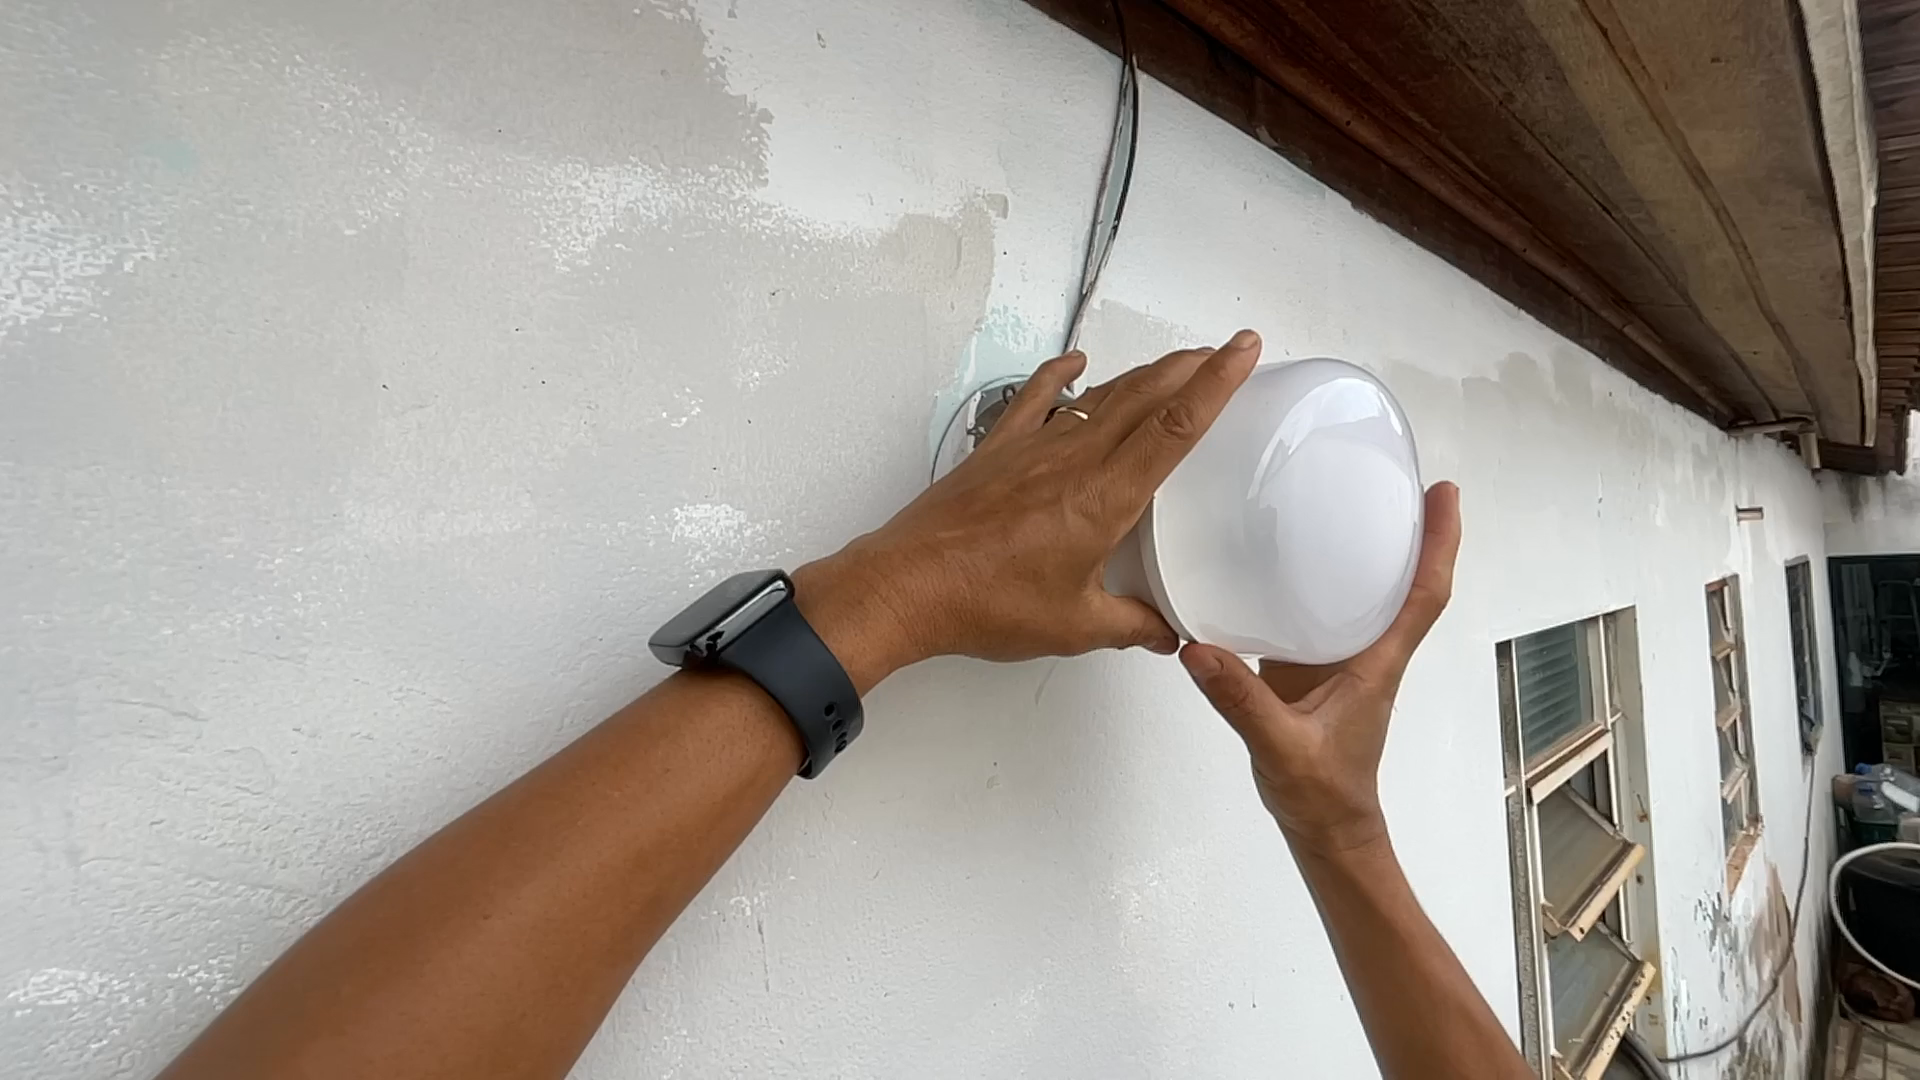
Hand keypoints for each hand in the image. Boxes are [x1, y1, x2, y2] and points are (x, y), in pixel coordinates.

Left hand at [796, 331, 1265, 689]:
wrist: (910, 585)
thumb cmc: (991, 605)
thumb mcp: (1073, 626)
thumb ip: (1131, 625)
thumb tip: (1170, 633)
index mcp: (1104, 497)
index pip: (1174, 427)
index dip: (1216, 383)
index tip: (1244, 348)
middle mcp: (1073, 458)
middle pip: (1142, 396)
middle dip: (1186, 368)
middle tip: (1218, 354)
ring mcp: (1031, 446)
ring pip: (1098, 396)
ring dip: (1138, 376)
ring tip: (1168, 366)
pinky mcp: (996, 448)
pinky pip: (1034, 398)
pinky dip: (1059, 377)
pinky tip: (1075, 363)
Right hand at [1179, 483, 1461, 854]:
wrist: (1324, 827)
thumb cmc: (1322, 794)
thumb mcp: (1281, 747)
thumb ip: (1241, 701)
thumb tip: (1196, 648)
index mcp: (1374, 663)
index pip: (1422, 596)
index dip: (1439, 544)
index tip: (1444, 494)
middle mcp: (1361, 651)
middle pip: (1395, 582)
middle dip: (1400, 529)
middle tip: (1378, 478)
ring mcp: (1332, 659)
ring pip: (1352, 594)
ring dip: (1351, 551)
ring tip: (1322, 504)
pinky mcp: (1302, 667)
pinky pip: (1309, 613)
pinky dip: (1300, 583)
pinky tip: (1266, 566)